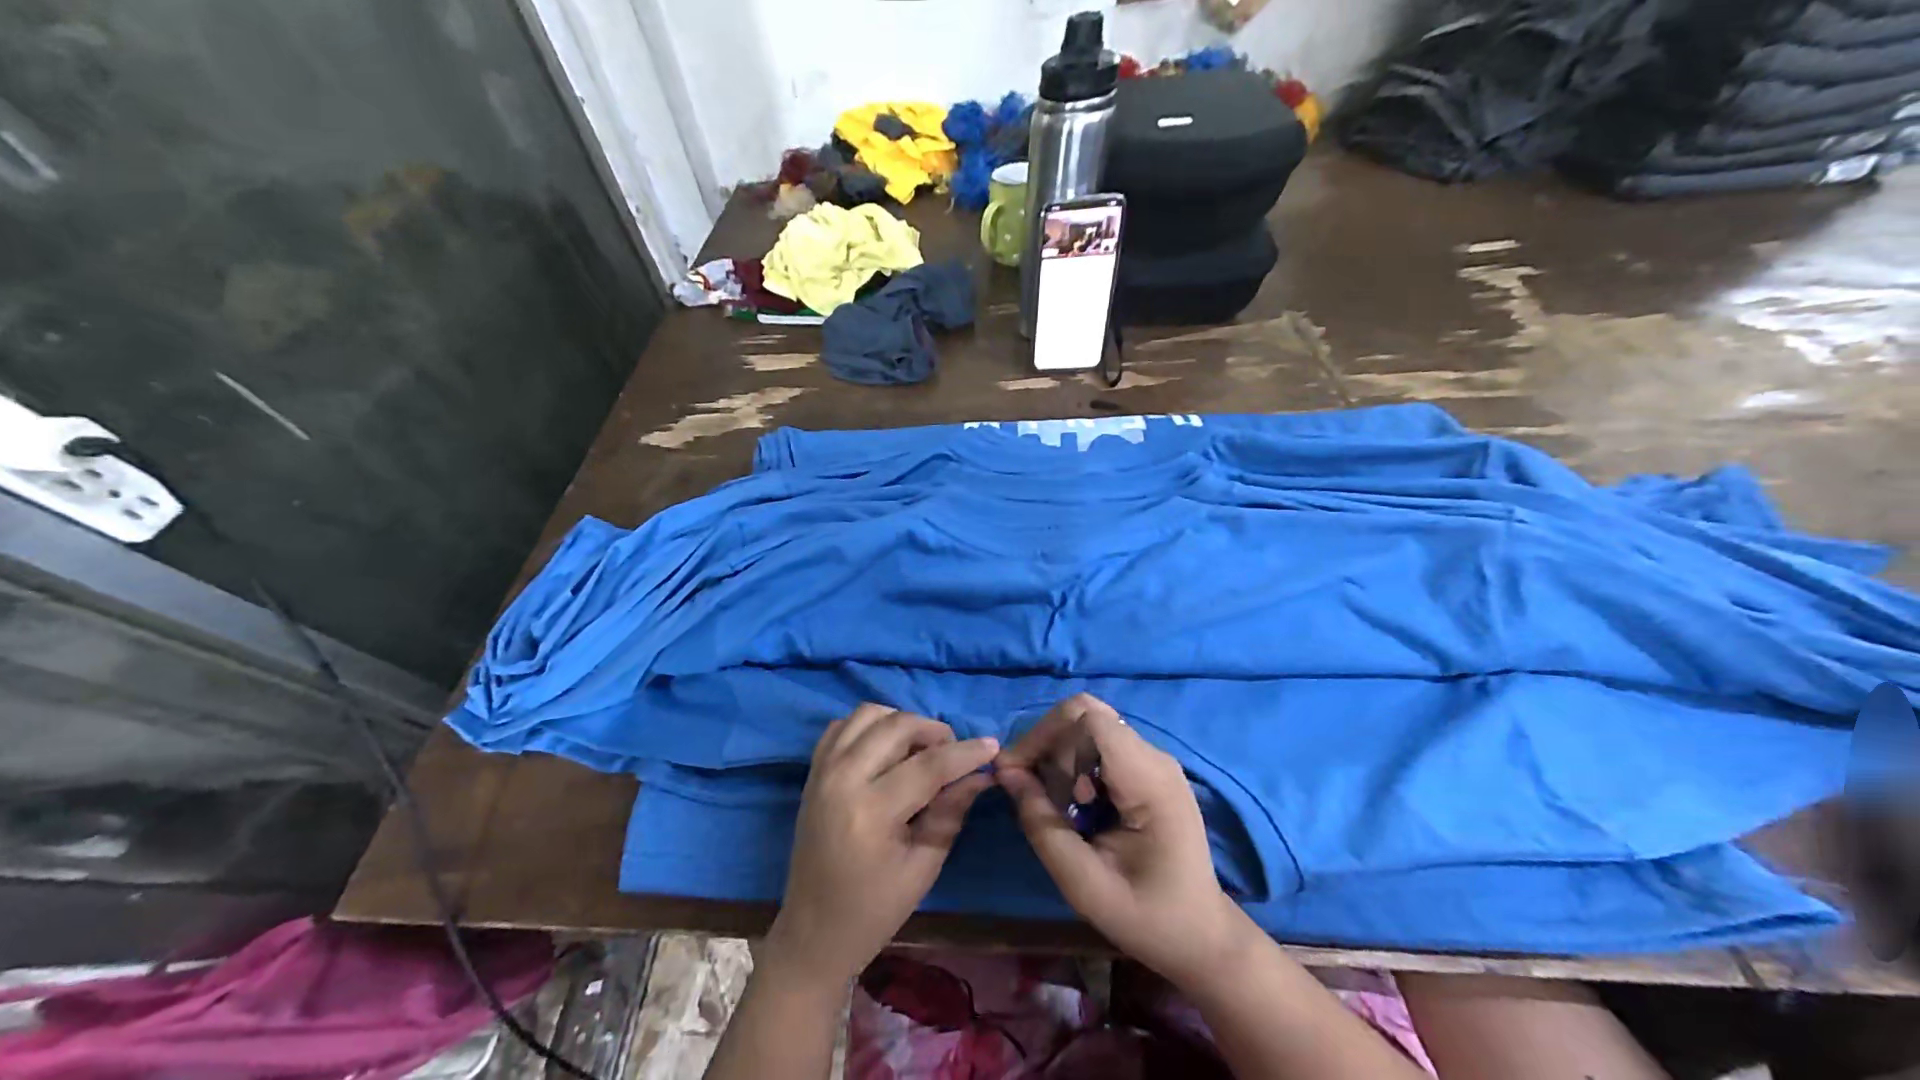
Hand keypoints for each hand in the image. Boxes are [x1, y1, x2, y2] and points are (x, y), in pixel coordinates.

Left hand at [764, 704, 998, 985]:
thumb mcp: (923, 866)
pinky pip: (842, 726)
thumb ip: (951, 812)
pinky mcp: (813, 772)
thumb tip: (981, 774)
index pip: (929, 765)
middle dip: (934, 732)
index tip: (993, 746)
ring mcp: (822, 771)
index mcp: (871, 811)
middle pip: (897, 726)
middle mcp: (842, 779)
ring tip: (920, 750)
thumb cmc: (875, 910)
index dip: (966, 753)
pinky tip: (887, 750)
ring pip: (868, 714)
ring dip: (901, 723)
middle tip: (953, 754)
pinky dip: (870, 727)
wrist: (814, 931)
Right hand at [996, 693, 1250, 987]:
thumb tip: (1006, 773)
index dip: (1044, 735)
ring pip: (1090, 726)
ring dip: (1060, 756)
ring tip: (1057, 804)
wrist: (1200, 934)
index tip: (1016, 773)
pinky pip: (1101, 744)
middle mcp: (1155, 757)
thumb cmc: (1146, 916)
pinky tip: (1075, 804)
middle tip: (1030, 789)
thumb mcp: (1083, 883)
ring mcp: (1154, 760)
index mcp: (1149, 781)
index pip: (1089, 719)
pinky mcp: (1148, 769)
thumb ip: (1042, 824)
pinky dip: (1075, 764)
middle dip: (1047, 743)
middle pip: (1086, 715)